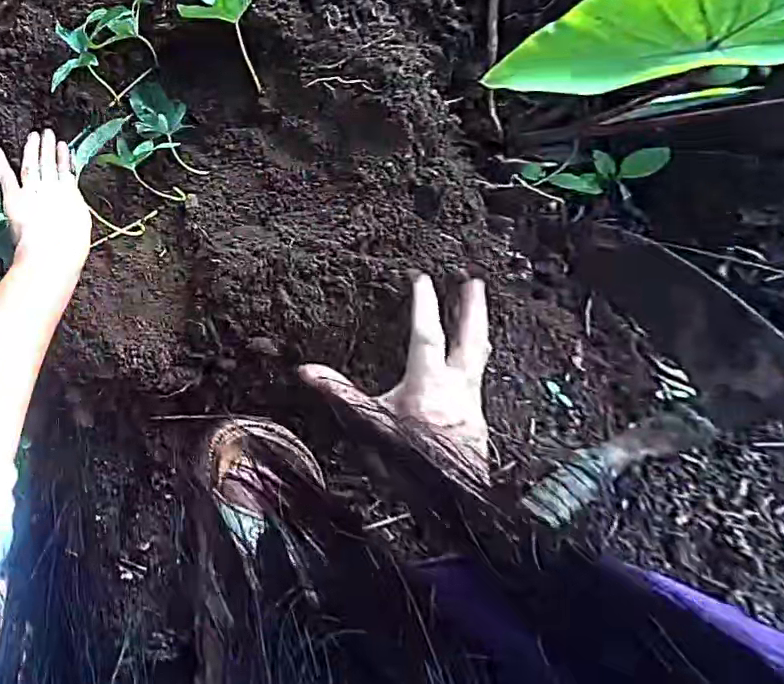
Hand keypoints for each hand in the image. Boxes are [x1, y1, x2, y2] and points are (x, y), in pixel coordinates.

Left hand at [0, 129, 91, 277]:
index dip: (63, 157)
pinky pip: (6, 177)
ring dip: (31, 149)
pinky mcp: (13, 198)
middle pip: (49, 162)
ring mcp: (31, 190)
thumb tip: (72, 202)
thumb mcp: (81, 223)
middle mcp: (50, 187)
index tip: (63, 146)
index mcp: (69, 193)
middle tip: (47, 133)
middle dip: (48, 147)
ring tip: (33, 136)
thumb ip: (75, 207)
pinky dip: (2, 165)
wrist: (51, 253)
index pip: (66, 169)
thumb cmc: (70, 246)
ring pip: (31, 164)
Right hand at [298, 274, 491, 480]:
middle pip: (468, 341)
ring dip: (476, 334)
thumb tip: (306, 370)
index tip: (422, 279)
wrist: (458, 505)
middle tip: (474, 283)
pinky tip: (468, 367)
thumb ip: (340, 394)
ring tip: (476, 316)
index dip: (423, 304)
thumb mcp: (370, 425)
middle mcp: (457, 389)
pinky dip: (473, 362)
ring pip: (477, 360)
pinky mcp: (477, 422)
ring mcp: (471, 405)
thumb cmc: (413, 466)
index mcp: (430, 382)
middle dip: (470, 310)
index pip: (426, 334)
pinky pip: (476, 381)